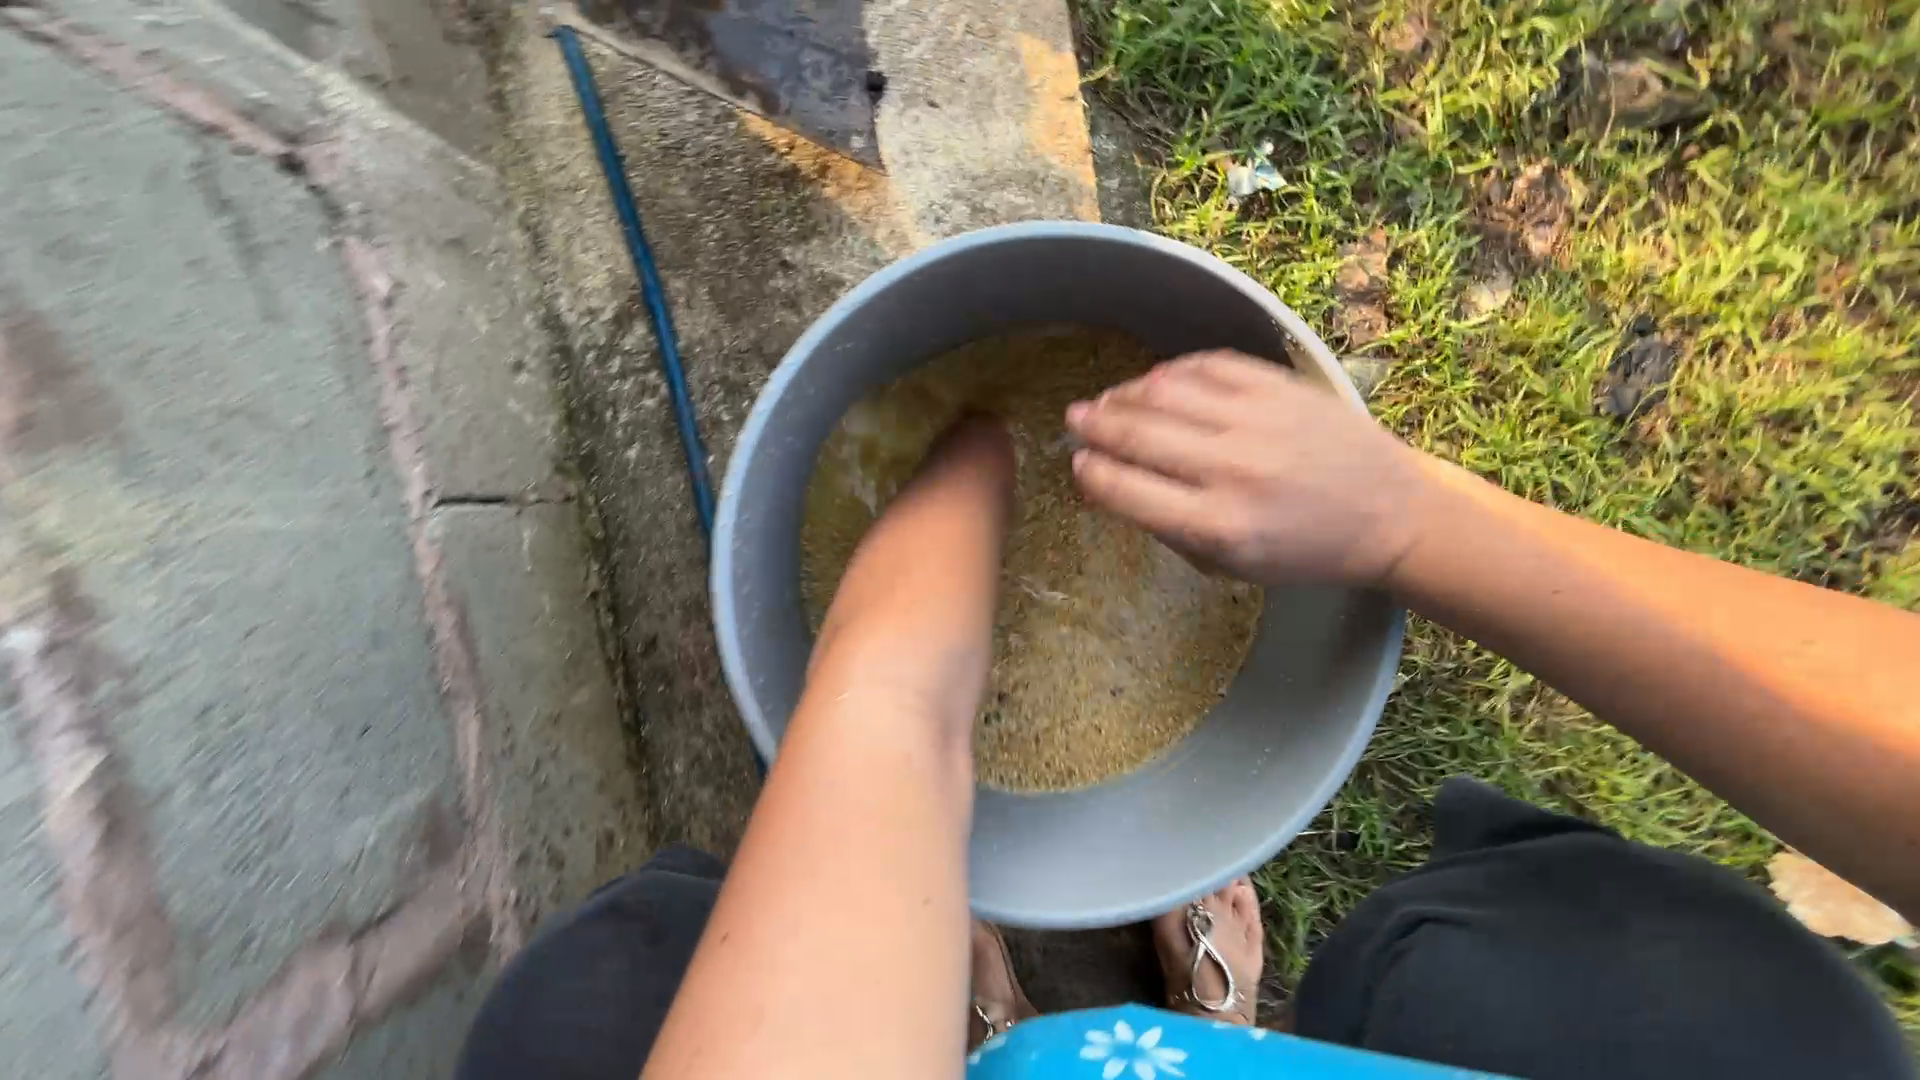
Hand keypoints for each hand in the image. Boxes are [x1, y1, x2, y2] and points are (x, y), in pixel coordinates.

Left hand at [808, 413, 1015, 722]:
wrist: (893, 724)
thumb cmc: (928, 603)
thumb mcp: (957, 516)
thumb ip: (971, 466)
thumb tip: (983, 423)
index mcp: (885, 535)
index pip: (922, 491)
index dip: (957, 474)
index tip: (994, 467)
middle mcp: (868, 585)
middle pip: (915, 545)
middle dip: (949, 529)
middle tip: (998, 521)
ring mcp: (877, 648)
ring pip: (915, 596)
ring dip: (945, 582)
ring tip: (988, 577)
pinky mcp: (899, 701)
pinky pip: (929, 646)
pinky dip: (949, 631)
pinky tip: (968, 646)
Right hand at [1065, 351, 1431, 588]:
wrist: (1391, 513)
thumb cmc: (1305, 552)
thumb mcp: (1231, 565)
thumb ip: (1171, 529)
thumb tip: (1117, 488)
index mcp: (1217, 525)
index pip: (1128, 490)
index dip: (1092, 474)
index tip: (1077, 465)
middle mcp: (1231, 469)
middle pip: (1138, 435)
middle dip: (1096, 425)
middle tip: (1074, 419)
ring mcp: (1256, 421)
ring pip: (1165, 393)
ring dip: (1123, 395)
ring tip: (1105, 400)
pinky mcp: (1278, 388)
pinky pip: (1207, 366)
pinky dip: (1170, 372)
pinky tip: (1153, 381)